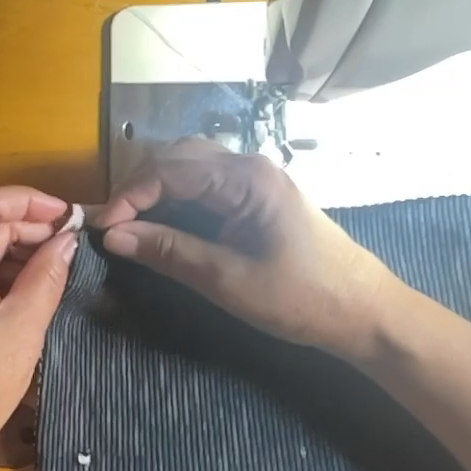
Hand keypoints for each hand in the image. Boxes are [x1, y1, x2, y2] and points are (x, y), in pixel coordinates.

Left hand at [0, 187, 79, 466]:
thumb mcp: (22, 329)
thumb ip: (46, 276)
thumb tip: (69, 239)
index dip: (31, 201)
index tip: (70, 215)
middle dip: (30, 223)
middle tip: (74, 238)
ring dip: (21, 245)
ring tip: (63, 257)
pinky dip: (7, 267)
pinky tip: (38, 277)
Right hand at [96, 138, 404, 358]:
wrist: (367, 314)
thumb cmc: (303, 298)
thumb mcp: (229, 280)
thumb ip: (170, 252)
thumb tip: (113, 236)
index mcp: (246, 178)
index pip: (168, 169)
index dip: (129, 196)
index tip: (104, 230)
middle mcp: (249, 166)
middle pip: (175, 157)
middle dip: (137, 188)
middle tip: (114, 227)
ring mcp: (255, 179)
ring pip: (188, 167)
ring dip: (155, 191)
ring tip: (132, 225)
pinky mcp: (256, 196)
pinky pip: (204, 183)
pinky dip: (175, 198)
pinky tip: (163, 224)